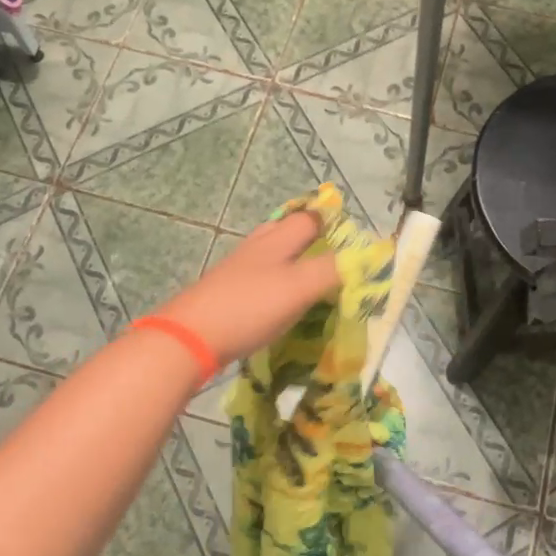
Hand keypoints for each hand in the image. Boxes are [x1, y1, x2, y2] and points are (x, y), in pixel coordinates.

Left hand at [153, 211, 339, 363]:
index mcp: (276, 241)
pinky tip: (277, 300)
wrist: (190, 337)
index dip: (329, 219)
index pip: (308, 219)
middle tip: (328, 248)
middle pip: (283, 230)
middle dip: (306, 233)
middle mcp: (255, 250)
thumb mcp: (300, 287)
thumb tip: (366, 256)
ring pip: (267, 254)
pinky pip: (255, 280)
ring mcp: (236, 272)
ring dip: (288, 258)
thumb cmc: (249, 306)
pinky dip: (272, 282)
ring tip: (306, 273)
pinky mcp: (224, 295)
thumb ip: (333, 270)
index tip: (349, 228)